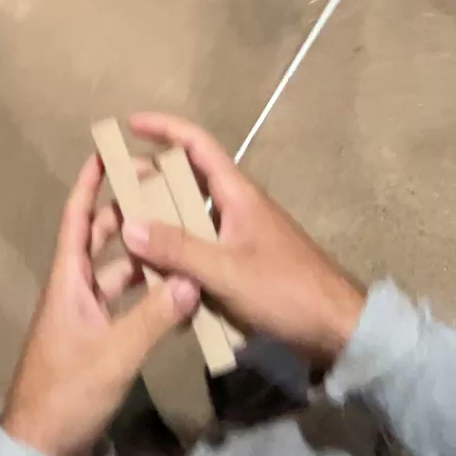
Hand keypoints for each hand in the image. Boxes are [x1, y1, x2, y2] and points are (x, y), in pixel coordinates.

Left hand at [0, 155, 201, 455]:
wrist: (42, 444)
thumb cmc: (67, 388)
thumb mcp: (113, 353)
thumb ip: (153, 317)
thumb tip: (191, 276)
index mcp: (68, 278)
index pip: (77, 217)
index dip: (89, 183)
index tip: (105, 150)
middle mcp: (75, 286)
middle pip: (99, 237)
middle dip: (124, 211)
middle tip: (159, 189)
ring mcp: (85, 312)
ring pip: (115, 268)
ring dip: (140, 251)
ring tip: (175, 232)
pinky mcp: (96, 334)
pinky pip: (123, 298)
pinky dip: (144, 288)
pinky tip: (172, 287)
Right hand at [121, 113, 365, 365]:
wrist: (338, 330)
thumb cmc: (286, 290)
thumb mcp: (226, 271)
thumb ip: (177, 249)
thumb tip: (128, 224)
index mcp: (236, 192)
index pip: (196, 144)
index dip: (164, 128)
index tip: (130, 124)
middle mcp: (236, 205)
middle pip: (187, 180)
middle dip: (150, 182)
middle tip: (116, 193)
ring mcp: (240, 234)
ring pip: (191, 217)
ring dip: (161, 222)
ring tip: (128, 236)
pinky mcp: (243, 262)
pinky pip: (201, 247)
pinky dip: (178, 255)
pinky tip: (159, 277)